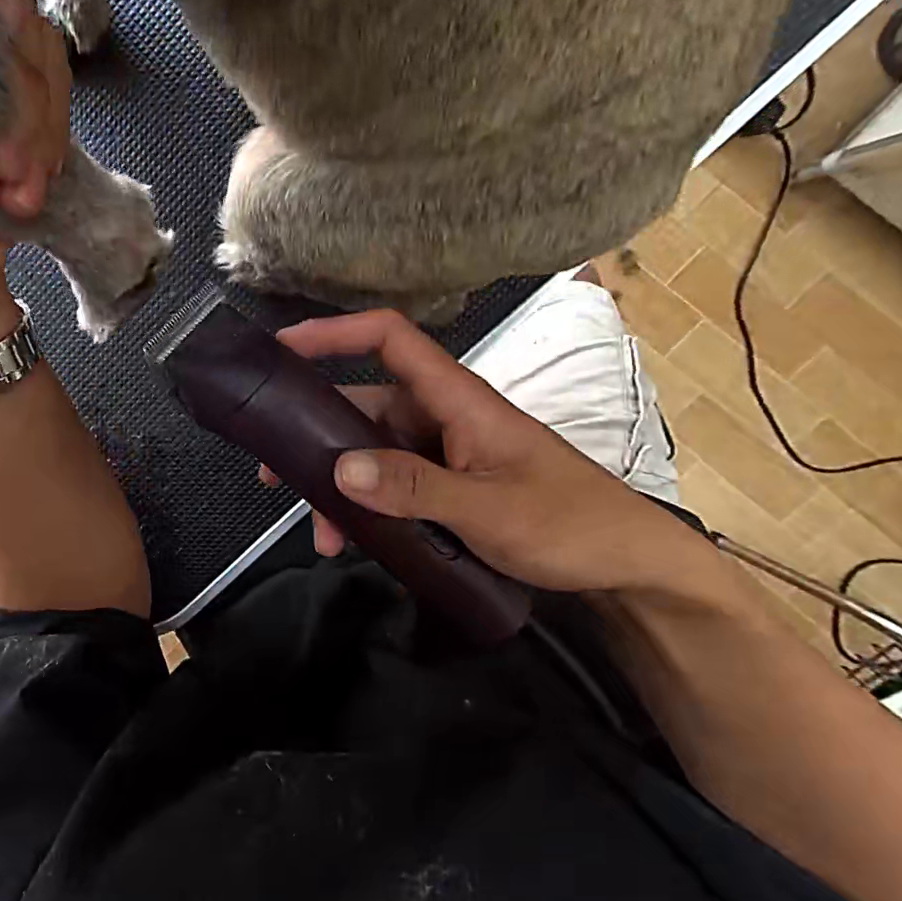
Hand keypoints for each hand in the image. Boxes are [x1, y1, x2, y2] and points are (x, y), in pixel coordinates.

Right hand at [264, 310, 731, 598]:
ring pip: (371, 453)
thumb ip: (414, 487)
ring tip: (324, 536)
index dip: (336, 332)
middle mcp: (441, 417)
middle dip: (316, 436)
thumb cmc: (569, 524)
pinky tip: (353, 542)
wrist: (627, 568)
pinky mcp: (445, 485)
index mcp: (457, 399)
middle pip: (364, 405)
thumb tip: (339, 468)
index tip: (283, 347)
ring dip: (340, 487)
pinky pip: (390, 484)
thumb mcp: (488, 510)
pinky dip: (366, 508)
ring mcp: (442, 452)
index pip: (390, 339)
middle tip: (273, 473)